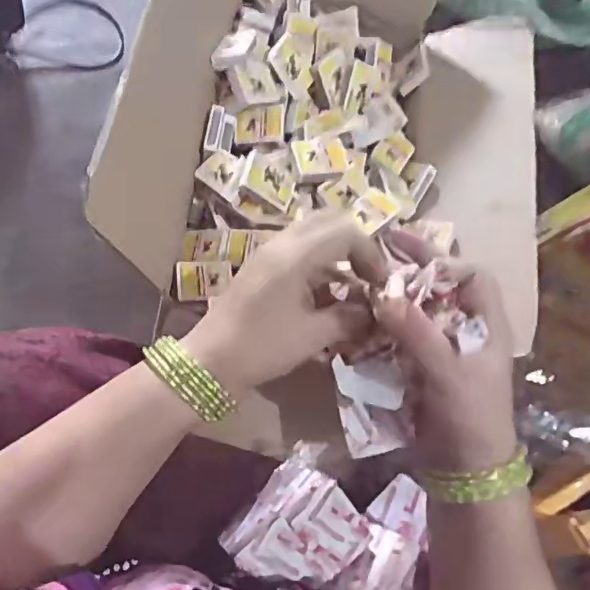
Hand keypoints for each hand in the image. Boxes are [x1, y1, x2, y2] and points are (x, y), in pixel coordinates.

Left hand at [181, 213, 380, 392]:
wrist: (209, 364)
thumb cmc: (261, 348)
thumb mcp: (312, 336)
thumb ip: (348, 319)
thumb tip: (373, 314)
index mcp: (295, 254)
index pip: (347, 231)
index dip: (372, 254)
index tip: (380, 284)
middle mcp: (280, 245)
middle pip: (329, 225)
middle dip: (356, 249)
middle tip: (368, 279)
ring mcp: (266, 256)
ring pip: (312, 240)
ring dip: (336, 259)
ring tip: (350, 293)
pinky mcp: (259, 272)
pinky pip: (296, 256)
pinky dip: (317, 269)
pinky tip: (324, 300)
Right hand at [374, 266, 519, 473]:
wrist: (464, 467)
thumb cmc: (469, 413)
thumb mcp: (447, 369)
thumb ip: (416, 331)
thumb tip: (382, 295)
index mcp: (485, 325)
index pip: (470, 276)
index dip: (442, 261)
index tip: (406, 251)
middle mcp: (464, 333)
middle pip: (439, 292)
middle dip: (410, 274)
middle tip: (376, 254)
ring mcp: (441, 353)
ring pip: (416, 316)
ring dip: (391, 302)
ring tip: (361, 285)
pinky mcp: (420, 372)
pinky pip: (400, 343)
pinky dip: (382, 332)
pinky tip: (360, 324)